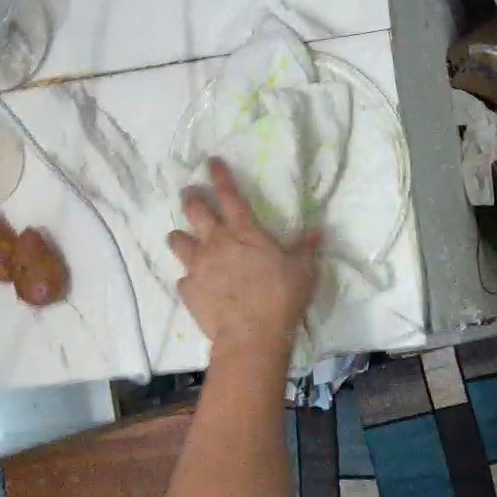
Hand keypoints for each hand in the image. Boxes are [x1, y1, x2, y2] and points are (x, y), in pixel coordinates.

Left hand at [168, 158, 321, 357]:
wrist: (252, 334)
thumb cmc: (281, 297)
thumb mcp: (303, 270)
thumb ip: (306, 249)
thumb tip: (319, 232)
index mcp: (244, 231)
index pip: (229, 194)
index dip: (219, 175)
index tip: (211, 162)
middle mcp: (215, 242)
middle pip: (194, 210)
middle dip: (191, 198)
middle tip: (190, 195)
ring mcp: (197, 266)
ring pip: (177, 240)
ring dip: (180, 237)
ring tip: (183, 239)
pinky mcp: (188, 290)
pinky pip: (183, 279)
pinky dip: (189, 279)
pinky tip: (196, 284)